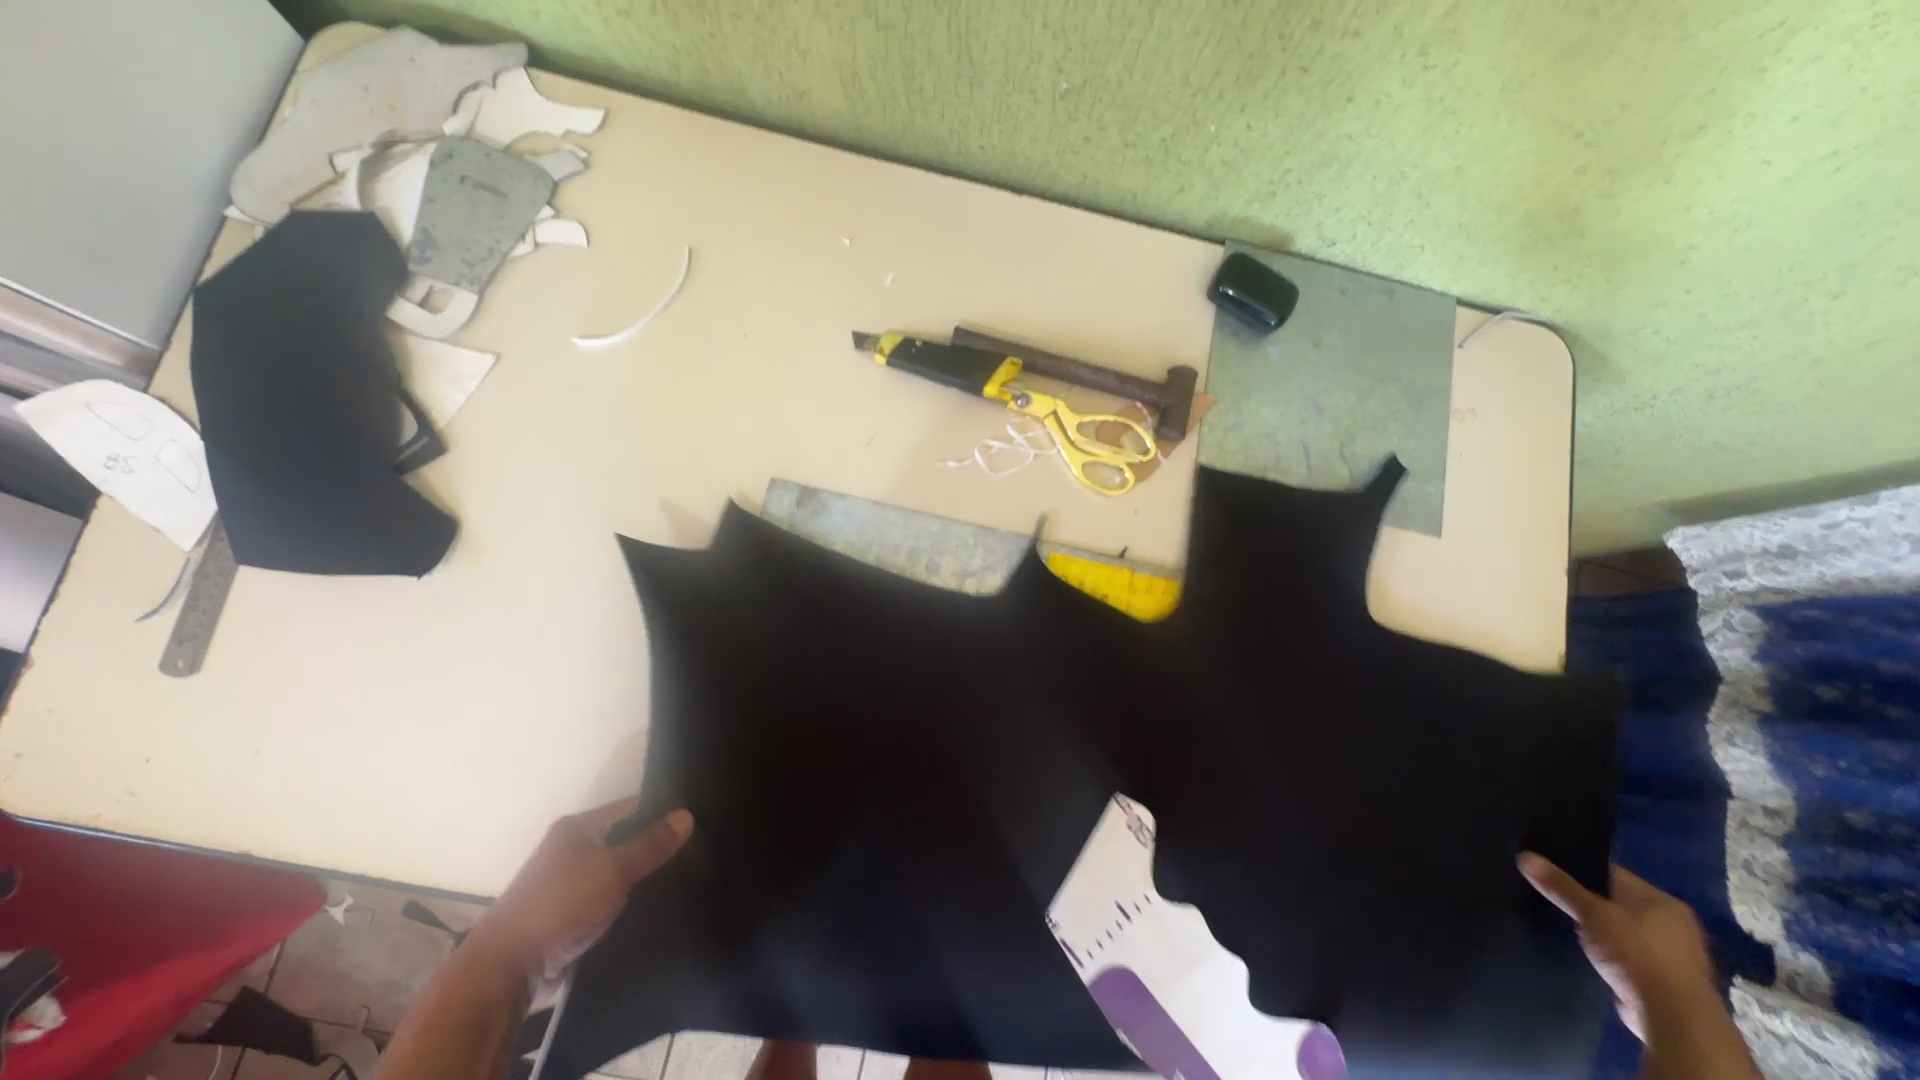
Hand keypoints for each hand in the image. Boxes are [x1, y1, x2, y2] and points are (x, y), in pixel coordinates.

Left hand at [470, 798, 693, 1001]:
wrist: (511, 966)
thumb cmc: (561, 904)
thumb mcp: (613, 869)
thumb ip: (651, 844)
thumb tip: (686, 815)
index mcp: (577, 829)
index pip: (630, 808)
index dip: (662, 810)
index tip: (700, 816)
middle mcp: (574, 851)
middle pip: (627, 840)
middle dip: (659, 847)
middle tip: (703, 849)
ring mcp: (574, 885)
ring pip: (622, 873)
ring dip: (647, 878)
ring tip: (693, 877)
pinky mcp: (577, 916)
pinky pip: (614, 900)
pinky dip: (635, 903)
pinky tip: (665, 907)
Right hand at [1519, 853, 1717, 1040]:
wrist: (1672, 1018)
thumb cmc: (1636, 954)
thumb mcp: (1593, 914)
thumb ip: (1561, 887)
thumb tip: (1525, 857)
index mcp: (1662, 901)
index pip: (1614, 874)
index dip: (1580, 869)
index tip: (1548, 870)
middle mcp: (1673, 925)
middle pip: (1617, 903)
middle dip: (1587, 902)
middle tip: (1549, 896)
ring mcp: (1670, 956)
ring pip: (1620, 932)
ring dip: (1597, 933)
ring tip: (1560, 925)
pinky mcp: (1661, 982)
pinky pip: (1624, 958)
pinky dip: (1606, 956)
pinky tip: (1582, 955)